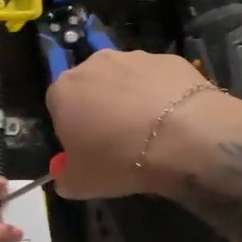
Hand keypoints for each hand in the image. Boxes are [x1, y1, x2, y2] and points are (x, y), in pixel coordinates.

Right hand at [44, 49, 238, 198]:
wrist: (184, 138)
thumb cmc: (119, 159)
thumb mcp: (80, 184)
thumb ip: (64, 178)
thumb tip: (64, 175)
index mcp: (62, 91)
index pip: (57, 108)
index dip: (70, 129)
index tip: (86, 149)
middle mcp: (93, 64)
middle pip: (90, 87)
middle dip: (98, 108)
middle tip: (116, 140)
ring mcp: (133, 57)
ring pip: (123, 80)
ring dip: (129, 99)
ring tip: (148, 131)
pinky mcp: (169, 58)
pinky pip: (156, 80)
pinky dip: (159, 95)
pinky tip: (171, 120)